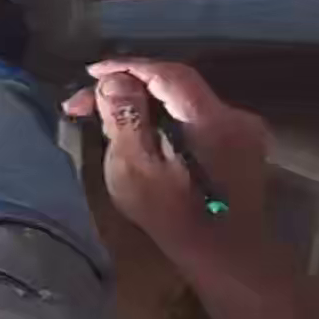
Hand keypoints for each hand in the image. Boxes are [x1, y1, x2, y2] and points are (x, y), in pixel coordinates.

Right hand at [62, 59, 270, 255]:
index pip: (168, 73)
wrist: (223, 251)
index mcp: (210, 119)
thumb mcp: (134, 164)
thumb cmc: (170, 210)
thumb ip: (125, 117)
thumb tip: (113, 81)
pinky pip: (189, 116)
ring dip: (136, 103)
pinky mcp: (235, 146)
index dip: (126, 67)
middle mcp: (233, 117)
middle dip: (123, 88)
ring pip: (179, 101)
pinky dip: (156, 116)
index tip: (89, 73)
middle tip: (79, 106)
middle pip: (173, 86)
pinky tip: (131, 130)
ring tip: (97, 118)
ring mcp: (239, 132)